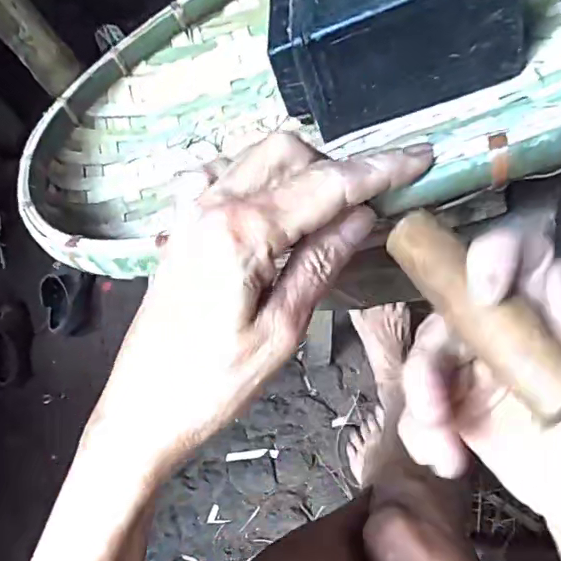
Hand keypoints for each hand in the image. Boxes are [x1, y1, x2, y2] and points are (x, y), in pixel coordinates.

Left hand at [90, 132, 432, 474]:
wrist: (141, 408)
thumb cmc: (212, 385)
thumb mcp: (281, 332)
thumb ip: (320, 265)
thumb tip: (361, 217)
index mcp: (241, 234)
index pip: (326, 185)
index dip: (380, 169)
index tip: (419, 158)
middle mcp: (212, 206)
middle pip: (291, 152)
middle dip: (340, 167)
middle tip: (374, 202)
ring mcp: (191, 211)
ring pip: (260, 156)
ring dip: (305, 170)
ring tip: (334, 211)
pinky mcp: (183, 225)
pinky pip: (227, 174)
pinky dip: (264, 179)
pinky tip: (278, 210)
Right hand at [397, 223, 560, 535]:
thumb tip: (560, 274)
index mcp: (555, 309)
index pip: (523, 254)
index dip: (495, 254)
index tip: (482, 289)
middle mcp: (509, 326)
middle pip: (451, 308)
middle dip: (429, 357)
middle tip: (435, 407)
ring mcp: (477, 364)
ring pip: (424, 357)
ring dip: (420, 403)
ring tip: (445, 454)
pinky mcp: (456, 401)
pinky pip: (419, 403)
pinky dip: (421, 434)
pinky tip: (450, 463)